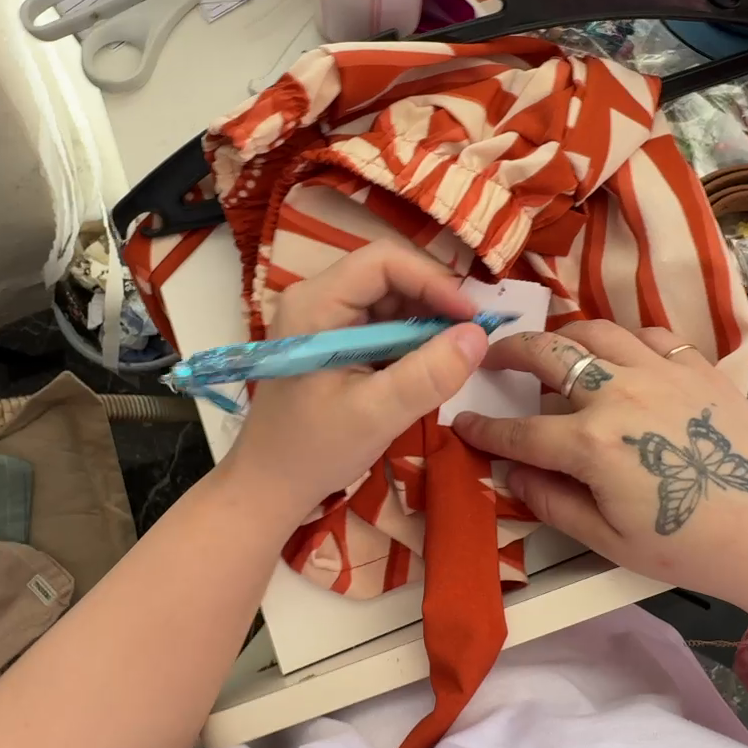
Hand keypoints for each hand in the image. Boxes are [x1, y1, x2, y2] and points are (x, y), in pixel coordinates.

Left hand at [219, 242, 488, 519]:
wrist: (268, 485)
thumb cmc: (312, 450)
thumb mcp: (376, 414)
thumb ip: (428, 375)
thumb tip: (479, 335)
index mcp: (315, 304)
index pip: (383, 262)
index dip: (432, 280)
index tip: (470, 317)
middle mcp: (317, 298)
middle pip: (388, 276)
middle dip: (434, 301)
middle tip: (471, 336)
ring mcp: (325, 318)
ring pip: (390, 299)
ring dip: (426, 322)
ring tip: (454, 354)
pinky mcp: (335, 340)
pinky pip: (383, 324)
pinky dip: (412, 340)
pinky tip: (429, 367)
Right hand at [450, 321, 747, 618]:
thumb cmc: (692, 548)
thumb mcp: (610, 541)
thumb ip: (552, 502)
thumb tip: (511, 474)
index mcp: (592, 444)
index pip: (519, 432)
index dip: (483, 429)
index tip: (461, 422)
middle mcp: (619, 393)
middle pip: (547, 354)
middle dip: (508, 351)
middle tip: (491, 357)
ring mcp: (661, 372)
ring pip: (595, 329)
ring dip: (563, 335)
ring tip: (553, 350)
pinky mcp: (697, 367)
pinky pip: (649, 333)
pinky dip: (622, 338)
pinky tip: (620, 356)